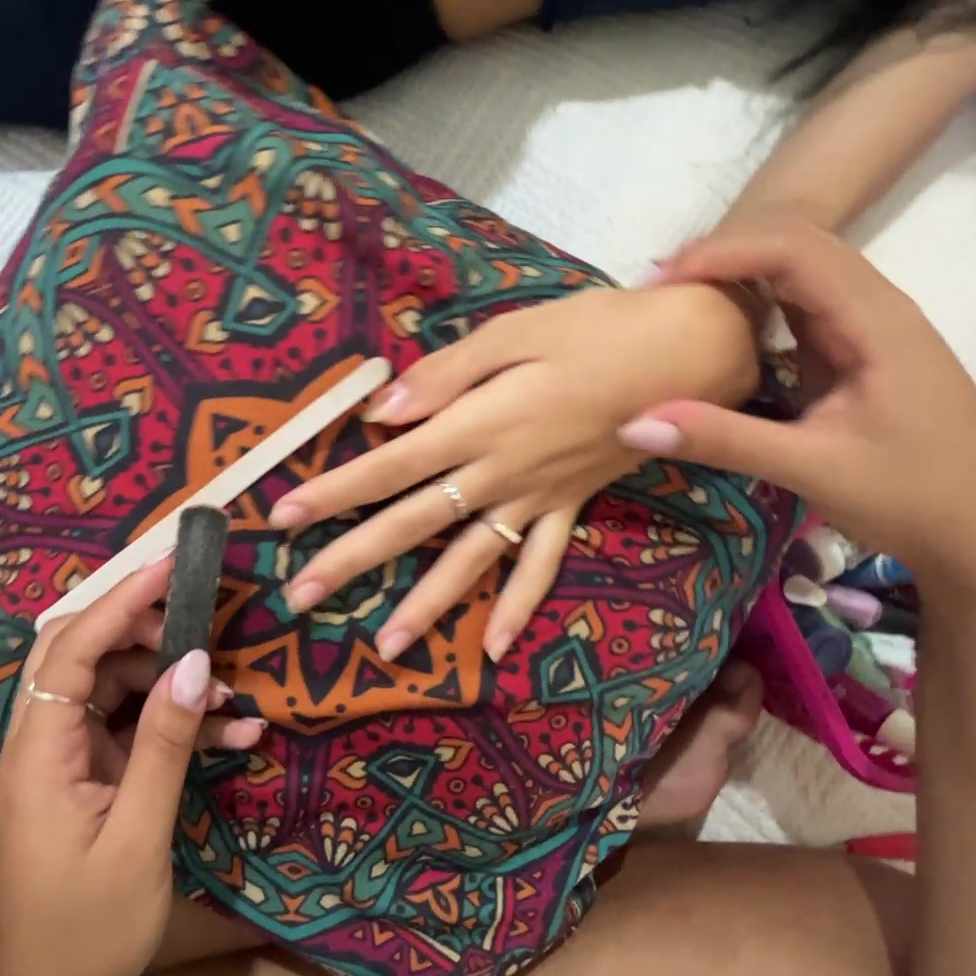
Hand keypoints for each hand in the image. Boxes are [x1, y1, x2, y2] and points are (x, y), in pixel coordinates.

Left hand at [0, 559, 253, 975]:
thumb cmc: (89, 926)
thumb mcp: (138, 837)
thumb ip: (164, 745)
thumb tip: (196, 665)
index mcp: (37, 751)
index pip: (72, 649)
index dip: (119, 602)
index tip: (169, 567)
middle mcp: (42, 739)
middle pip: (82, 651)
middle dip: (141, 628)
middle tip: (199, 622)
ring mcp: (65, 755)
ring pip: (112, 684)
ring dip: (169, 680)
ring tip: (229, 695)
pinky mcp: (88, 771)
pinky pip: (130, 723)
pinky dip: (174, 719)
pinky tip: (230, 730)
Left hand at [267, 281, 761, 661]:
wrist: (694, 350)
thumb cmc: (598, 329)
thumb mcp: (515, 332)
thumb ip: (444, 374)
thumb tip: (380, 414)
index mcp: (479, 426)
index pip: (388, 468)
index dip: (332, 493)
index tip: (281, 518)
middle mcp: (501, 475)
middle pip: (412, 523)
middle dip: (352, 560)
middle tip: (300, 597)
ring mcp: (537, 500)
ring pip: (470, 560)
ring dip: (425, 605)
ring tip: (383, 647)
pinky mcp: (571, 507)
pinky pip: (541, 566)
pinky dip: (518, 605)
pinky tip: (494, 646)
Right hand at [619, 219, 975, 581]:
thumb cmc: (913, 498)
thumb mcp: (811, 468)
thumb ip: (722, 439)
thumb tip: (629, 422)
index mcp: (876, 322)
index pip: (793, 250)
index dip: (722, 253)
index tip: (660, 282)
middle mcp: (876, 310)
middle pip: (796, 246)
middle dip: (724, 253)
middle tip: (656, 285)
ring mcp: (870, 331)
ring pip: (800, 273)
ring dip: (738, 275)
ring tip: (675, 298)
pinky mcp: (859, 355)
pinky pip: (801, 308)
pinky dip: (754, 305)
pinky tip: (719, 328)